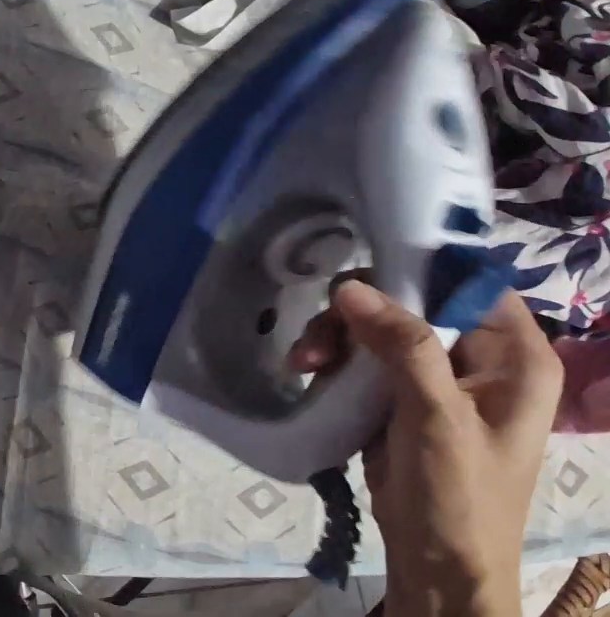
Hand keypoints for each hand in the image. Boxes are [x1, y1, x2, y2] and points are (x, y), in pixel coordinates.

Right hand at [291, 282, 561, 616]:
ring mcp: (435, 373)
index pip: (474, 284)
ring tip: (304, 363)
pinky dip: (329, 355)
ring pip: (374, 321)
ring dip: (333, 335)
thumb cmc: (459, 493)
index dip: (422, 265)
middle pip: (410, 298)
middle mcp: (480, 358)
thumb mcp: (434, 418)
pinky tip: (307, 372)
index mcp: (516, 361)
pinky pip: (358, 349)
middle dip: (356, 310)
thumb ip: (402, 347)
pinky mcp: (397, 388)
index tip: (364, 264)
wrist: (435, 556)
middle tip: (321, 336)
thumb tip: (350, 284)